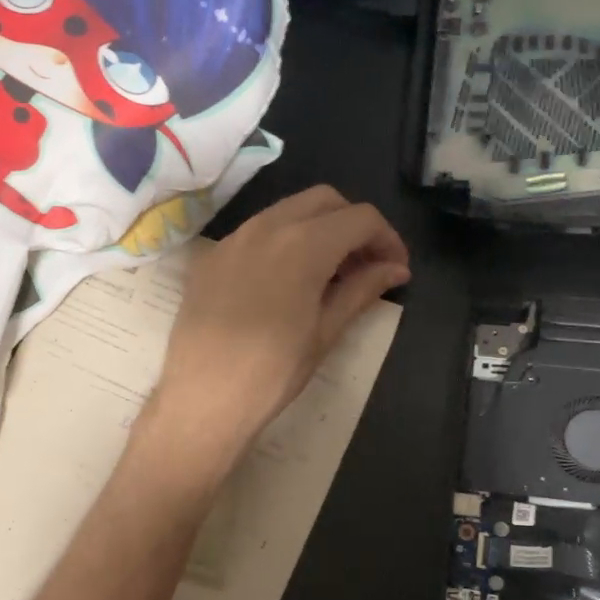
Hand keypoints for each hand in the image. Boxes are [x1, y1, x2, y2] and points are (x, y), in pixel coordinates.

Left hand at [142, 186, 409, 471]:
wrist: (203, 399)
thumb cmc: (274, 372)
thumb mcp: (326, 331)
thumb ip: (362, 289)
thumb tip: (395, 268)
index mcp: (304, 244)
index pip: (360, 218)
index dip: (387, 238)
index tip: (396, 268)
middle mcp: (267, 226)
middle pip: (324, 200)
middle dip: (353, 224)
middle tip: (366, 265)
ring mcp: (233, 238)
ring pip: (287, 210)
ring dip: (318, 229)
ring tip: (329, 273)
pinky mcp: (210, 257)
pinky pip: (256, 232)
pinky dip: (283, 241)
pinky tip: (287, 281)